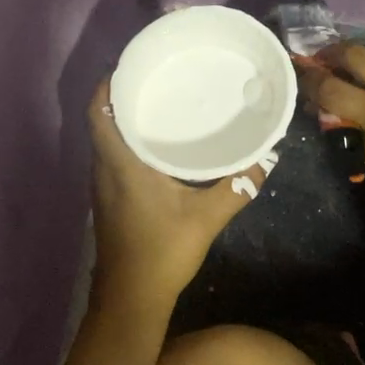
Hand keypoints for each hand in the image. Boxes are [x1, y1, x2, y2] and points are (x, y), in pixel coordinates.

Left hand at [87, 80, 264, 311]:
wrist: (130, 300)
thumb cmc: (162, 252)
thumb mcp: (207, 217)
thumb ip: (237, 187)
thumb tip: (266, 159)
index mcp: (120, 164)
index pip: (98, 112)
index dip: (107, 85)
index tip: (129, 65)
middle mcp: (104, 170)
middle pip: (101, 122)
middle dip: (121, 97)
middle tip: (154, 78)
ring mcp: (102, 189)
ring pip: (106, 142)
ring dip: (122, 121)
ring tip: (157, 104)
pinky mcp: (107, 203)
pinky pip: (111, 159)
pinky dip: (127, 143)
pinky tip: (156, 146)